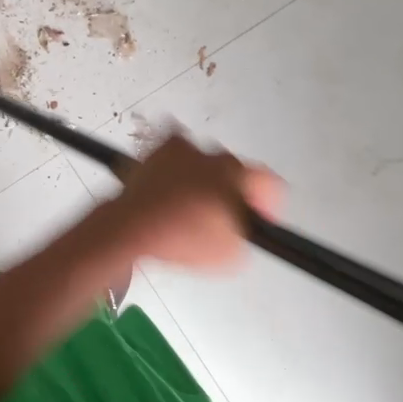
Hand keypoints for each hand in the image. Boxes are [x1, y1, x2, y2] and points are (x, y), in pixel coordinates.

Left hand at [106, 136, 280, 271]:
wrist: (132, 226)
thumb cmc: (180, 239)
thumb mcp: (228, 253)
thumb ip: (243, 235)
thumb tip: (239, 231)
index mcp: (238, 176)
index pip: (270, 183)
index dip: (268, 203)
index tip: (261, 217)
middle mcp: (213, 155)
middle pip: (235, 171)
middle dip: (231, 191)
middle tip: (220, 214)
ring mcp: (184, 149)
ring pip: (204, 162)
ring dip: (203, 179)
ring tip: (190, 204)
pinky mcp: (157, 151)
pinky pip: (176, 155)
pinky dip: (177, 168)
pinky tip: (171, 189)